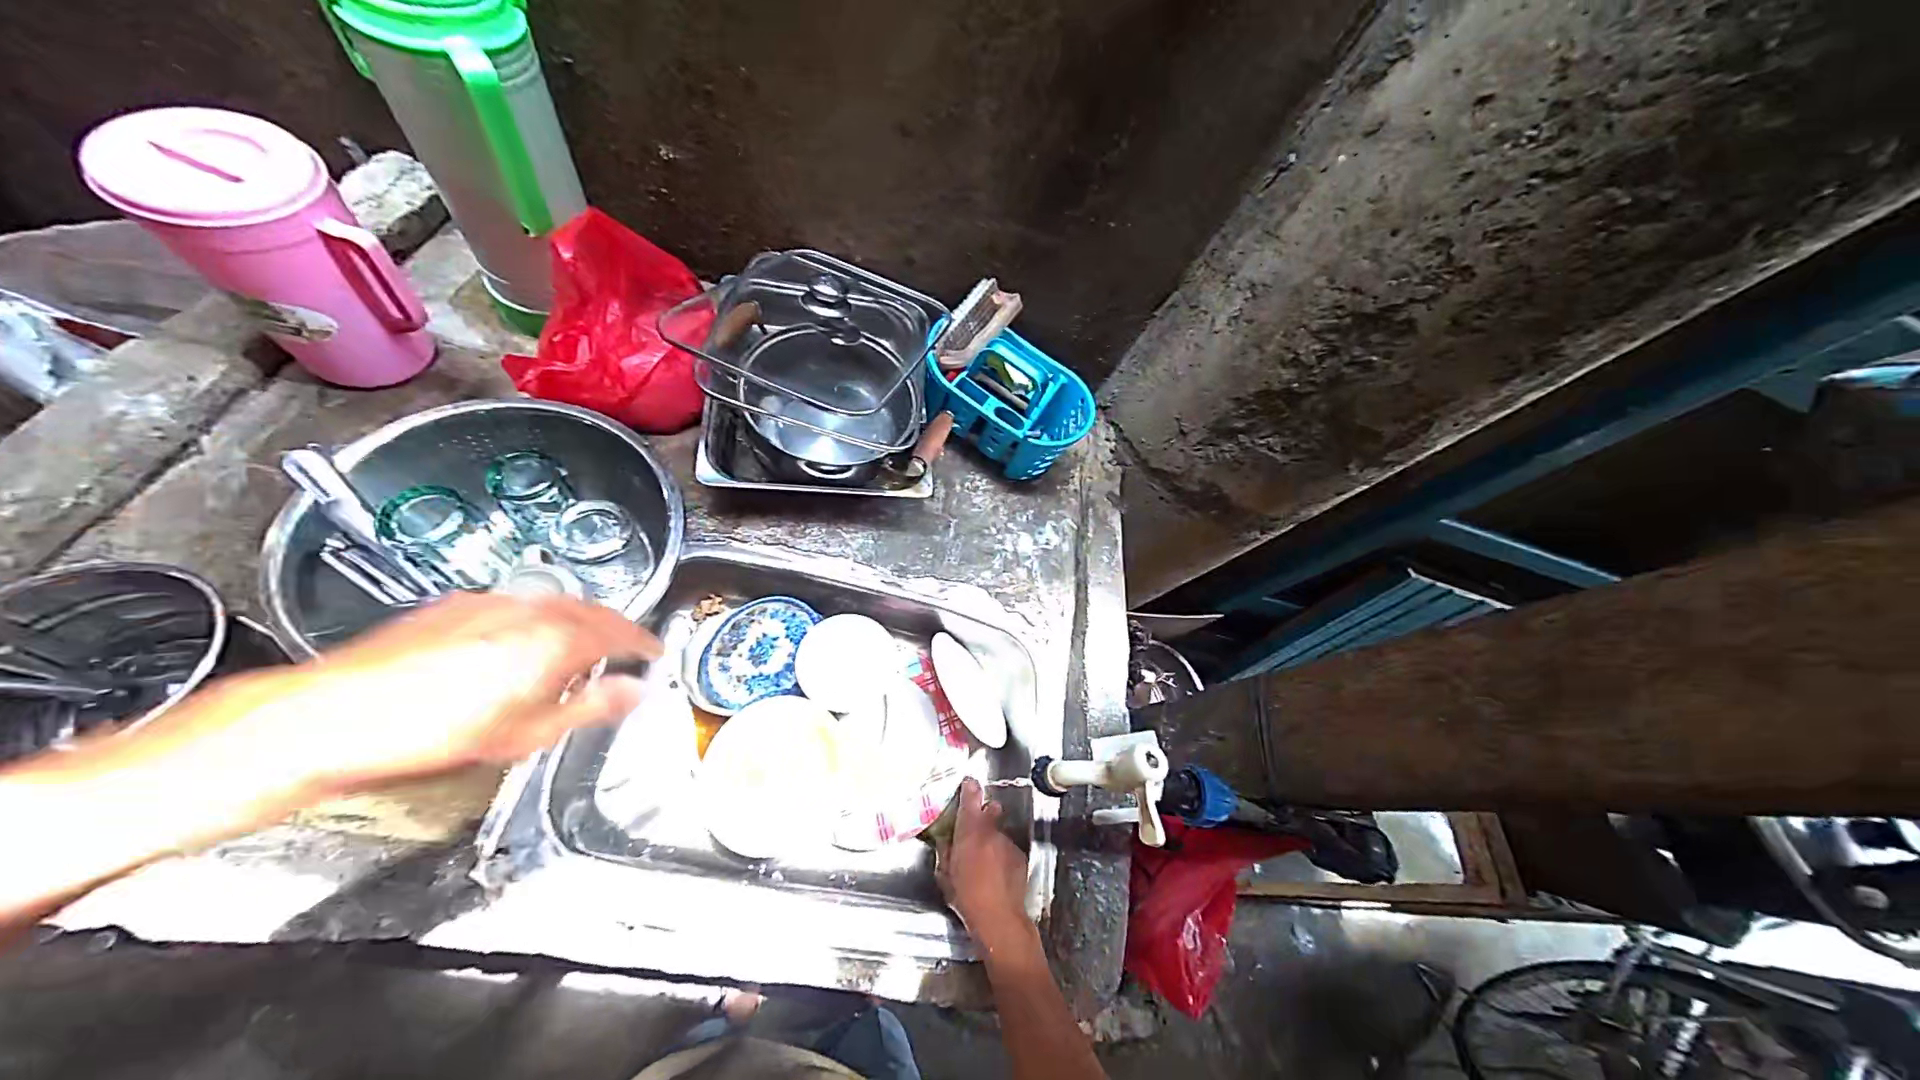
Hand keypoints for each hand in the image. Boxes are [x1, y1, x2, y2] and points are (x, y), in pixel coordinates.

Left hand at [152, 591, 660, 795]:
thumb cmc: (422, 730)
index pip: (619, 631)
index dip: (644, 642)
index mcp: (552, 640)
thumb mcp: (527, 734)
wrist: (333, 717)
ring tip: (583, 647)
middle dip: (615, 627)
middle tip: (627, 648)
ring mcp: (489, 603)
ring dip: (579, 620)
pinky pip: (518, 603)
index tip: (653, 651)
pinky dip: (539, 617)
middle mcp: (526, 611)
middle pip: (591, 611)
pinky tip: (528, 640)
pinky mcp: (456, 605)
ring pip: (555, 602)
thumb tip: (633, 693)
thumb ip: (593, 707)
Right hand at [937, 777, 1034, 952]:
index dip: (970, 788)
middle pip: (990, 810)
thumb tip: (945, 840)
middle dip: (985, 812)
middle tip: (975, 825)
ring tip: (985, 860)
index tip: (969, 782)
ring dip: (992, 839)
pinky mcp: (1020, 856)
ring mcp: (1008, 842)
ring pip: (999, 832)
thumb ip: (945, 852)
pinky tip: (997, 872)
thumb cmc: (966, 896)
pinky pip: (1008, 848)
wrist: (999, 917)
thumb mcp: (945, 874)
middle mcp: (991, 831)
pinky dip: (1002, 854)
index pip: (971, 799)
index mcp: (970, 831)